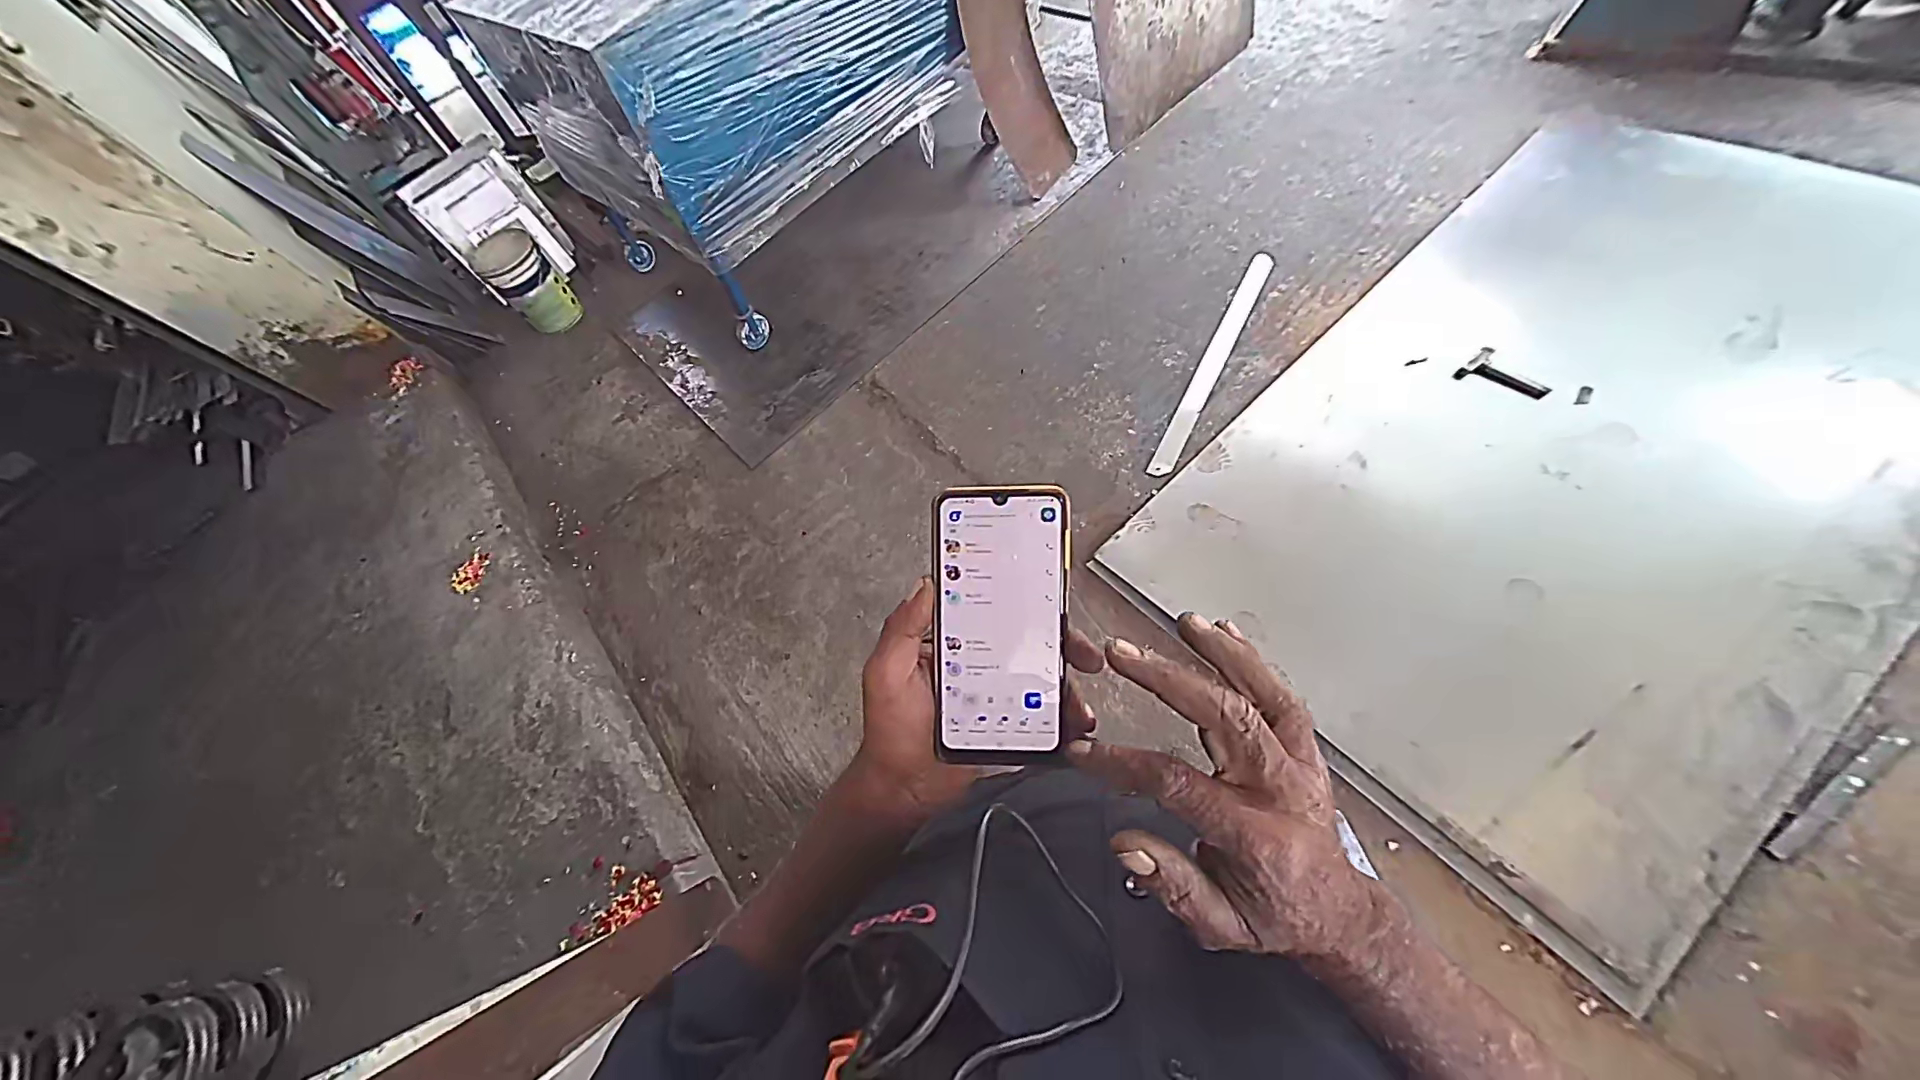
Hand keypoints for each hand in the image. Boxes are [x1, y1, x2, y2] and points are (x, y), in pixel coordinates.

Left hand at [847, 578, 1105, 822]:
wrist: (904, 791)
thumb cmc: (889, 733)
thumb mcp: (885, 673)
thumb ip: (901, 630)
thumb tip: (924, 588)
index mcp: (950, 644)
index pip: (991, 612)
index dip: (1022, 604)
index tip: (1047, 602)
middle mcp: (977, 664)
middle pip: (1028, 643)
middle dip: (1063, 643)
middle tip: (1081, 653)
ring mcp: (995, 694)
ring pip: (1041, 678)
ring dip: (1067, 683)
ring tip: (1077, 701)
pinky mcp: (1008, 723)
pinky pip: (1041, 713)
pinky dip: (1063, 716)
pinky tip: (1072, 723)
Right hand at [1068, 614, 1386, 963]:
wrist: (1339, 916)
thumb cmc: (1279, 918)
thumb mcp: (1220, 924)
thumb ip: (1172, 883)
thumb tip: (1126, 844)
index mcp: (1256, 835)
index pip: (1178, 783)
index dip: (1124, 763)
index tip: (1086, 752)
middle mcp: (1281, 790)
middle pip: (1226, 717)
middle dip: (1169, 679)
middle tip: (1126, 655)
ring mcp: (1298, 765)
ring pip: (1264, 696)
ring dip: (1222, 653)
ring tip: (1186, 624)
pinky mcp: (1305, 752)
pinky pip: (1283, 698)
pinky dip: (1254, 661)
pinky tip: (1228, 633)